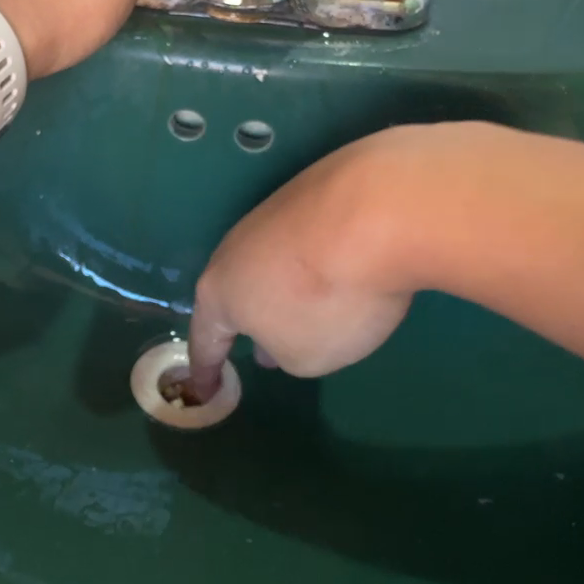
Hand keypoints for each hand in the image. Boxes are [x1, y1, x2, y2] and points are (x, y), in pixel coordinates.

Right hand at [187, 128, 436, 396]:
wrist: (378, 211)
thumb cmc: (328, 299)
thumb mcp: (306, 357)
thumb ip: (286, 353)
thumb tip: (285, 329)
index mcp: (220, 291)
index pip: (206, 339)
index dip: (207, 370)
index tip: (205, 392)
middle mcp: (236, 248)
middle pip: (237, 291)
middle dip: (248, 322)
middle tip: (262, 351)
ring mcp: (273, 214)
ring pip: (272, 263)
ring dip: (285, 290)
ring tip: (309, 309)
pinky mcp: (314, 191)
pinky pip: (308, 241)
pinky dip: (317, 262)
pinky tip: (341, 270)